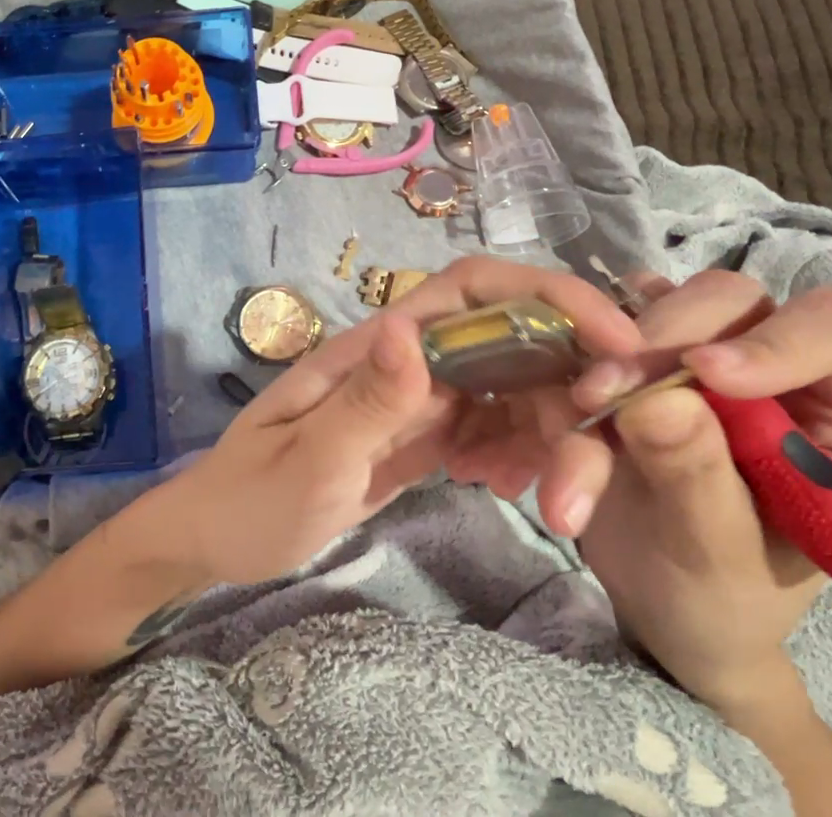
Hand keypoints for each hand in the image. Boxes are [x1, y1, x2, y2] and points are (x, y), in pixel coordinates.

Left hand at [139, 258, 643, 587]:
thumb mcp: (307, 459)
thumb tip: (407, 326)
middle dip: (563, 374)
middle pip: (507, 336)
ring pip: (506, 385)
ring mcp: (412, 399)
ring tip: (524, 483)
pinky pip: (486, 427)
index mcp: (373, 350)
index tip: (616, 341)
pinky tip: (496, 486)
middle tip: (586, 440)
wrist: (216, 538)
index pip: (470, 293)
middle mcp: (401, 362)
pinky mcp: (417, 436)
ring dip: (539, 425)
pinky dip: (511, 451)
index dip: (549, 296)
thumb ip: (364, 400)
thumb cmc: (250, 500)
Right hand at [564, 271, 831, 713]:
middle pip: (729, 303)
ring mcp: (690, 366)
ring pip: (653, 310)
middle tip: (599, 394)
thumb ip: (697, 477)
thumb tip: (658, 400)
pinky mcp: (630, 372)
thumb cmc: (723, 598)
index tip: (705, 374)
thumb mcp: (718, 554)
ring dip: (607, 356)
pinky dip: (566, 368)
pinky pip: (592, 342)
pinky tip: (557, 416)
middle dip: (662, 340)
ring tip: (574, 419)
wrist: (662, 612)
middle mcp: (767, 371)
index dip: (776, 338)